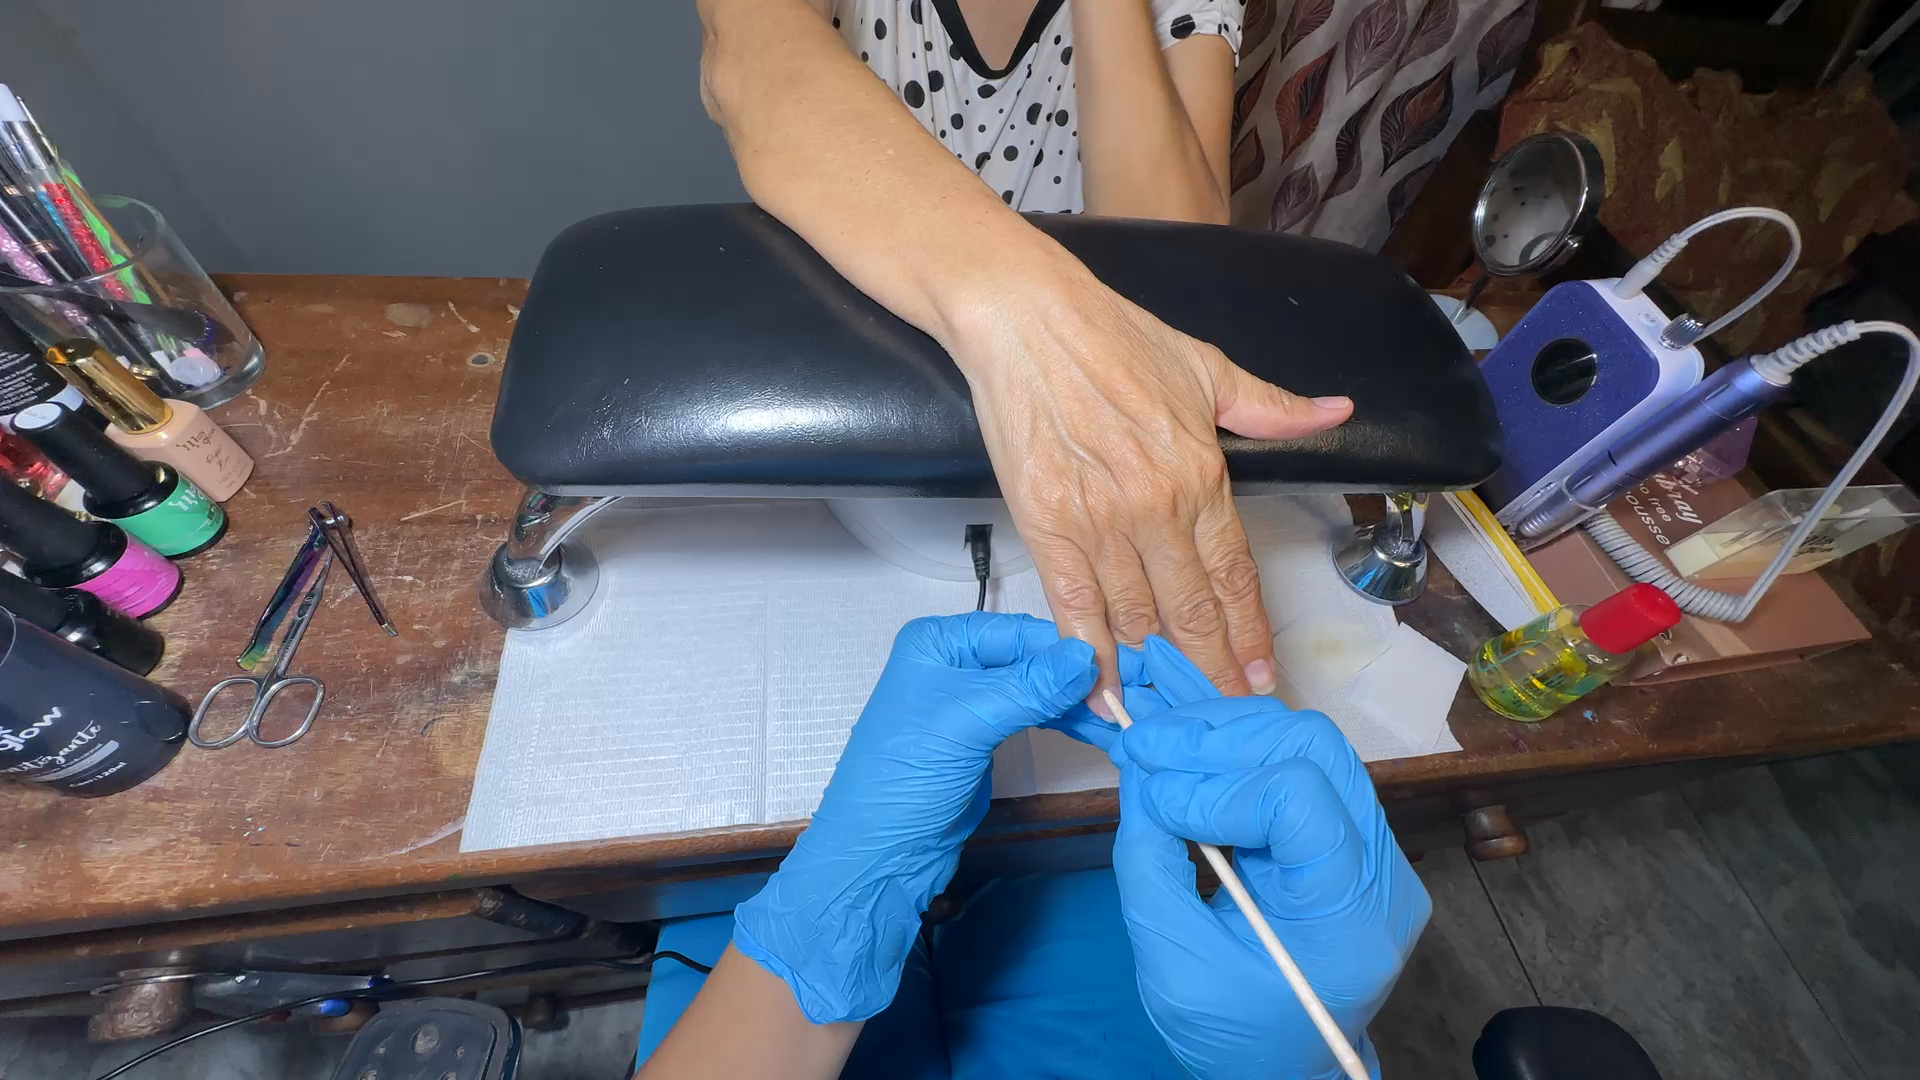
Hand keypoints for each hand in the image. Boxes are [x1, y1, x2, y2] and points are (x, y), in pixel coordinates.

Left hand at [734, 613, 1111, 1023]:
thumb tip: (1087, 655)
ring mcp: (971, 699)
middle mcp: (955, 661)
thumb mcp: (968, 722)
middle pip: (1031, 657)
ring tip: (1122, 718)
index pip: (1017, 631)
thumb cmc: (906, 778)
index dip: (1068, 648)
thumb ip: (1029, 686)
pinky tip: (1097, 729)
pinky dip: (1065, 721)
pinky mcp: (985, 733)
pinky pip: (1034, 714)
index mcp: (939, 641)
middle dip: (1078, 678)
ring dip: (1078, 702)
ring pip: (1038, 687)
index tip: (1122, 665)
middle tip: (1131, 695)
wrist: (881, 856)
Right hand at [948, 269, 1350, 703]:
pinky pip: (1076, 609)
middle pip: (1190, 612)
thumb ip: (1270, 406)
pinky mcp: (1046, 529)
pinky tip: (1106, 696)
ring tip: (1175, 719)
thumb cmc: (1111, 338)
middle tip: (1227, 718)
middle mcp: (1156, 511)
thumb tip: (1335, 415)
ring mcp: (1099, 525)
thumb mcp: (1204, 365)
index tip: (1260, 677)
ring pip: (1137, 619)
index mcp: (1200, 474)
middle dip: (1212, 671)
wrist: (1027, 323)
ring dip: (1157, 675)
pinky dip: (1091, 658)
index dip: (1248, 632)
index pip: (1233, 575)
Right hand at [1110, 638, 1428, 1079]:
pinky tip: (1176, 685)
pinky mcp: (1325, 819)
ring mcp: (1357, 835)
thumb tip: (1140, 763)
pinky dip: (1223, 723)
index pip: (1297, 797)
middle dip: (1216, 734)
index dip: (1215, 786)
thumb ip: (1150, 854)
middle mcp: (1374, 862)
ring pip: (1296, 735)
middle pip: (1308, 746)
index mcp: (1351, 915)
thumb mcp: (1171, 958)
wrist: (1274, 1063)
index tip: (1156, 804)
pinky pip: (1279, 751)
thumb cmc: (1229, 1033)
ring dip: (1217, 722)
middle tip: (1148, 741)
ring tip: (1156, 725)